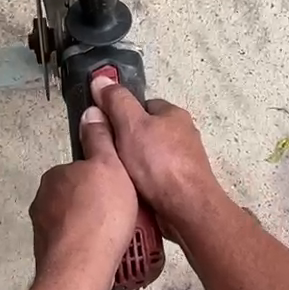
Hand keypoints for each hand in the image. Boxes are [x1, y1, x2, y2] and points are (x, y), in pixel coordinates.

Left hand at [29, 108, 137, 289]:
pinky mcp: (49, 254)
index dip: (103, 176)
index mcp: (56, 175)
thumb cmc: (100, 216)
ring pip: (75, 220)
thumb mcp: (110, 167)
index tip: (120, 187)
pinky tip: (105, 252)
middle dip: (98, 201)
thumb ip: (100, 139)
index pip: (81, 168)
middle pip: (78, 195)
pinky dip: (88, 246)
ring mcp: (44, 229)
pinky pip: (74, 244)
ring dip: (94, 225)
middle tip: (123, 211)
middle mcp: (44, 200)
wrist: (81, 269)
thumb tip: (91, 112)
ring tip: (118, 235)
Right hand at [89, 79, 226, 234]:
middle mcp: (181, 136)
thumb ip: (116, 102)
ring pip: (146, 159)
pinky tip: (130, 192)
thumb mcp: (131, 125)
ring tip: (118, 176)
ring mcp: (181, 161)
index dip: (119, 114)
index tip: (103, 125)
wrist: (187, 208)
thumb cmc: (162, 165)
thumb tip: (102, 81)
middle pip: (142, 133)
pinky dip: (140, 185)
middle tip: (108, 154)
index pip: (141, 105)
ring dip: (131, 167)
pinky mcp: (179, 185)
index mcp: (172, 115)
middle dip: (124, 144)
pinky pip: (152, 180)